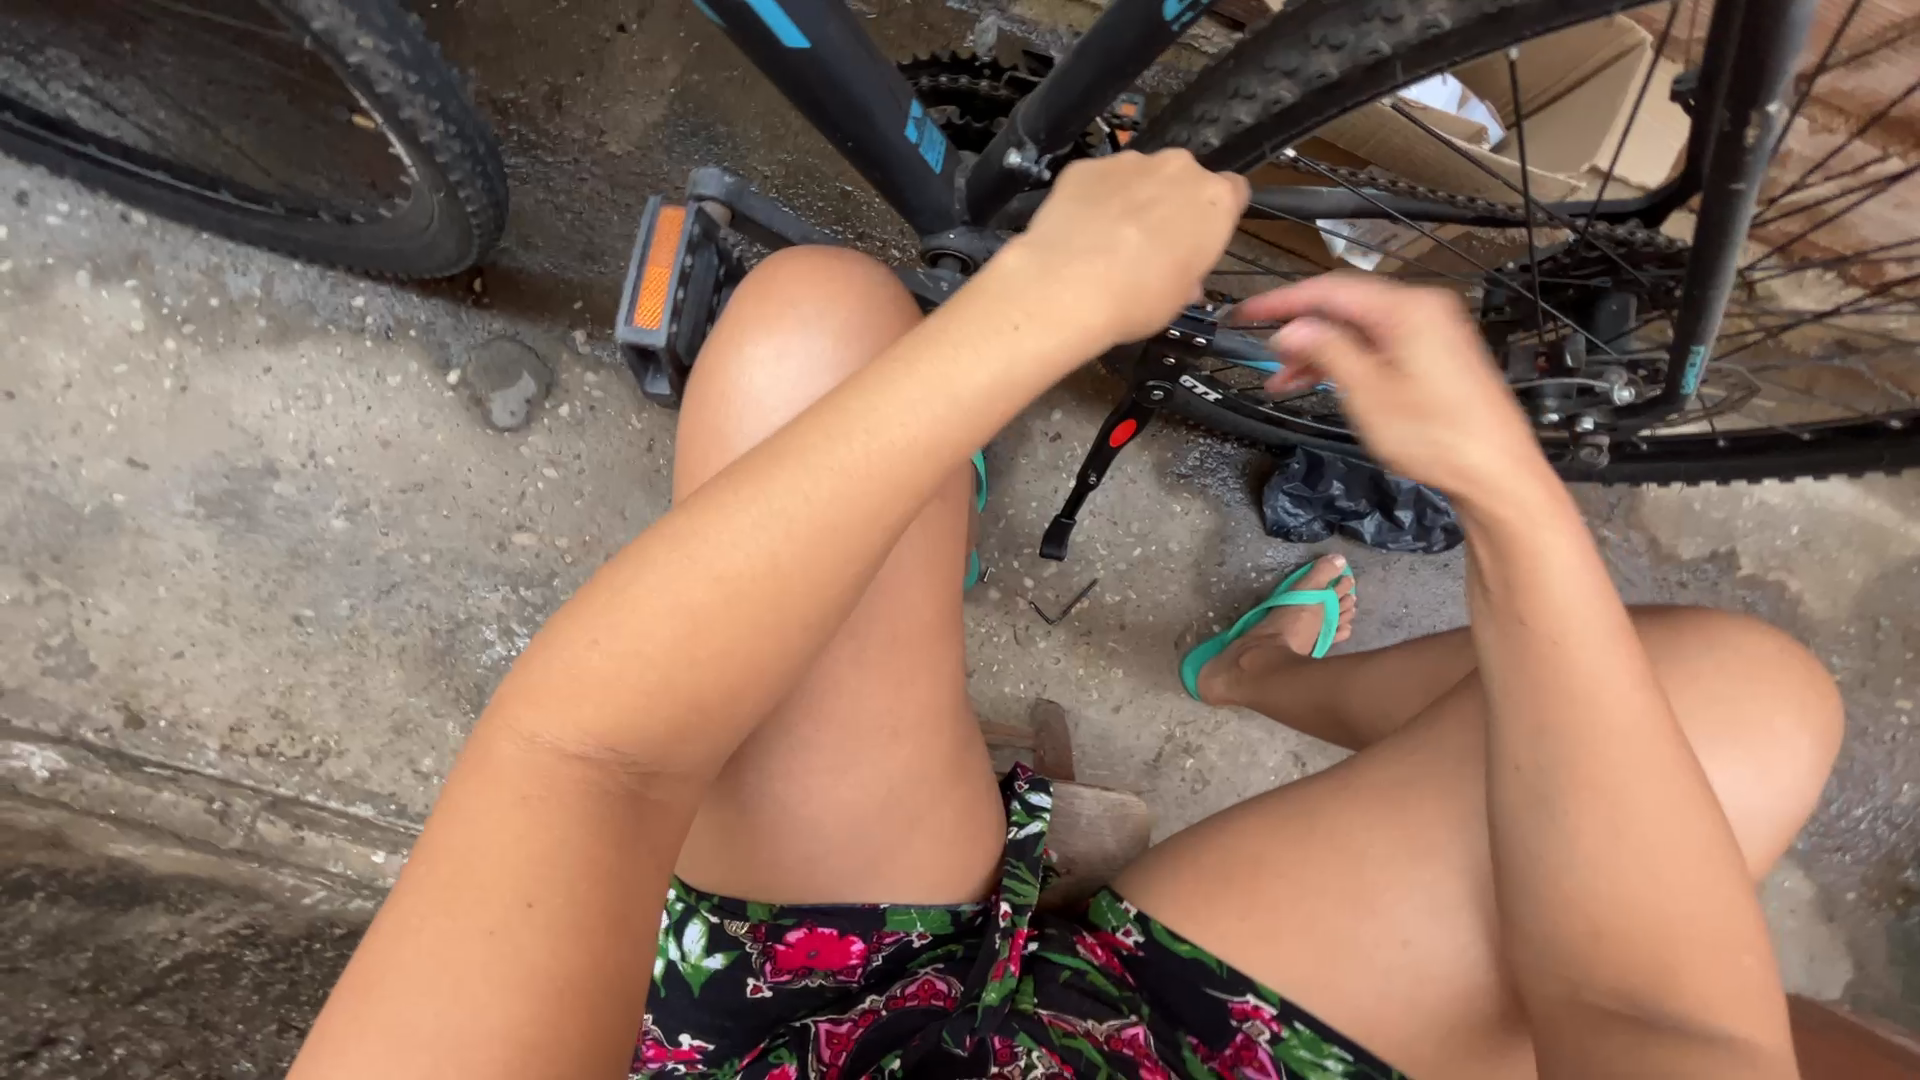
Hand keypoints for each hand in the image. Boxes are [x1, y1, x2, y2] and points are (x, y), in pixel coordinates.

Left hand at [997, 149, 1248, 350]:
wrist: (1067, 290)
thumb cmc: (1136, 301)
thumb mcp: (1177, 300)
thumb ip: (1187, 275)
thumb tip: (1183, 277)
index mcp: (1214, 200)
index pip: (1232, 192)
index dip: (1213, 219)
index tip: (1195, 242)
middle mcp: (1177, 167)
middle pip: (1180, 181)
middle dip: (1167, 207)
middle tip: (1145, 249)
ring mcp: (1128, 162)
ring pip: (1136, 179)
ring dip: (1128, 202)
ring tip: (1103, 244)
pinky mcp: (1084, 167)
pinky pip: (1095, 182)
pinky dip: (1089, 202)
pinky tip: (1076, 234)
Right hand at [1234, 273, 1547, 503]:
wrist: (1492, 471)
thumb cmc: (1436, 436)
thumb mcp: (1366, 391)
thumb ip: (1326, 351)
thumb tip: (1292, 328)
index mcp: (1406, 310)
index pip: (1328, 290)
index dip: (1281, 301)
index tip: (1246, 311)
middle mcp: (1420, 312)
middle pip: (1343, 309)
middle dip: (1298, 331)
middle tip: (1260, 351)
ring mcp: (1427, 334)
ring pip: (1355, 331)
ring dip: (1315, 352)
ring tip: (1279, 381)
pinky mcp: (1430, 358)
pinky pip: (1373, 348)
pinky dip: (1341, 363)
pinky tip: (1315, 384)